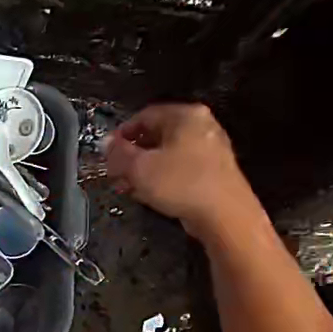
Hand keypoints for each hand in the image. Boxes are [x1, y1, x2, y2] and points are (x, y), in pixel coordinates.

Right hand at [106, 103, 262, 238]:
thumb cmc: (181, 184)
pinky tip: (150, 194)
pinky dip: (163, 178)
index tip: (107, 152)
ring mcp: (211, 149)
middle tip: (115, 173)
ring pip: (169, 155)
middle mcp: (202, 126)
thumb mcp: (140, 168)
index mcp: (185, 115)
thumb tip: (107, 145)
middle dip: (132, 155)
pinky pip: (182, 169)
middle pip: (157, 135)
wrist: (226, 216)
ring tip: (128, 187)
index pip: (144, 116)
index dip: (121, 134)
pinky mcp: (215, 172)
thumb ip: (118, 154)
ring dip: (145, 170)